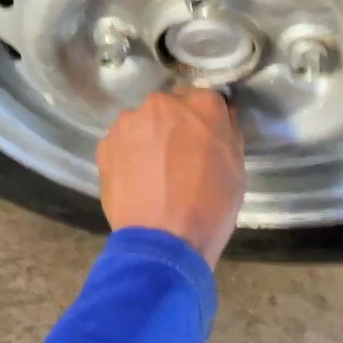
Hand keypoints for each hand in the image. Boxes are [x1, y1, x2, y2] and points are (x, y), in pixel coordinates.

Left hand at [97, 88, 246, 266]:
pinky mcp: (104, 145)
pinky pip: (121, 145)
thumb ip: (226, 135)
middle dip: (173, 128)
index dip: (205, 124)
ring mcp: (128, 123)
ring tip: (153, 176)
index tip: (205, 144)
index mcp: (201, 104)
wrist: (162, 240)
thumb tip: (219, 120)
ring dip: (147, 141)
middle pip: (169, 110)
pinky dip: (127, 158)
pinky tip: (135, 183)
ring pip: (141, 126)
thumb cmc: (209, 206)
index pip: (205, 102)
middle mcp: (161, 104)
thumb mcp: (237, 169)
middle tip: (178, 161)